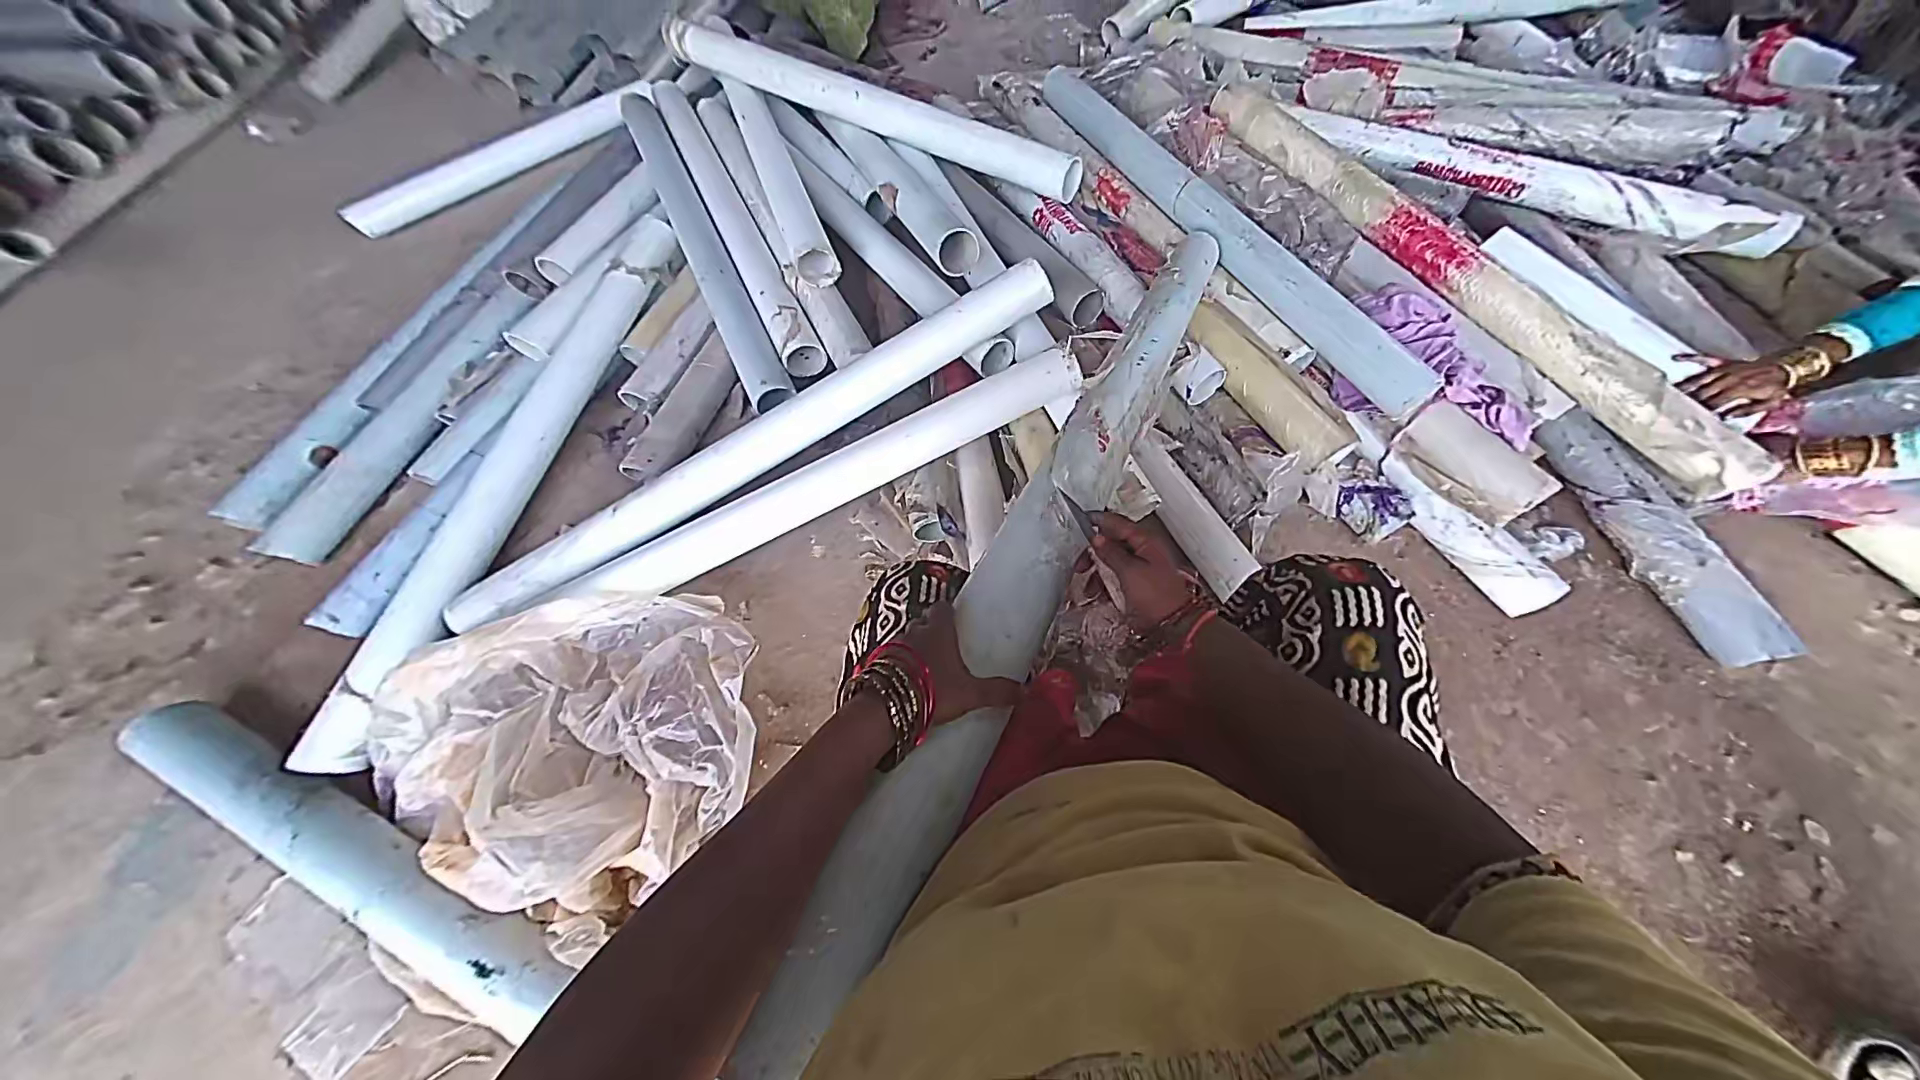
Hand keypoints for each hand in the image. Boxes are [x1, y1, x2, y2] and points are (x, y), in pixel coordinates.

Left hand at [888, 601, 1024, 724]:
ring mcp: (893, 645)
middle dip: (931, 629)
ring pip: (906, 638)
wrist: (890, 706)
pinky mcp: (879, 662)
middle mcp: (915, 632)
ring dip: (914, 647)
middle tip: (944, 645)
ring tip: (927, 665)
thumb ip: (997, 691)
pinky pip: (892, 656)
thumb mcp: (971, 694)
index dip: (948, 611)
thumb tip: (1023, 691)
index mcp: (938, 631)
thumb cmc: (933, 691)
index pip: (942, 608)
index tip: (955, 618)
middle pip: (923, 621)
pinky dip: (900, 663)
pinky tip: (908, 679)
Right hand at [1089, 512, 1199, 629]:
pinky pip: (1116, 577)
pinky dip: (1104, 584)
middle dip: (1094, 553)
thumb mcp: (1128, 571)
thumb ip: (1110, 552)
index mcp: (1146, 542)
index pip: (1118, 523)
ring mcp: (1141, 568)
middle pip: (1113, 543)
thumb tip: (1096, 538)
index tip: (1083, 520)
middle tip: (1080, 563)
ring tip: (1089, 587)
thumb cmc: (1155, 596)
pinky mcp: (1138, 584)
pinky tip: (1097, 594)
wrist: (1173, 625)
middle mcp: (1144, 551)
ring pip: (1112, 562)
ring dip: (1097, 572)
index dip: (1099, 521)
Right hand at [1677, 358, 1792, 418]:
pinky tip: (1676, 358)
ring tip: (1666, 393)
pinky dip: (1690, 357)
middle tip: (1669, 408)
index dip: (1700, 410)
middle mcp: (1730, 378)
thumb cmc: (1780, 388)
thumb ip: (1747, 411)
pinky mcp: (1725, 362)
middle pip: (1702, 391)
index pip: (1713, 402)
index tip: (1687, 417)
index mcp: (1740, 390)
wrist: (1795, 368)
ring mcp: (1726, 368)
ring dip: (1682, 387)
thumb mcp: (1771, 403)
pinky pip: (1705, 358)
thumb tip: (1724, 418)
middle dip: (1686, 401)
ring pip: (1698, 378)